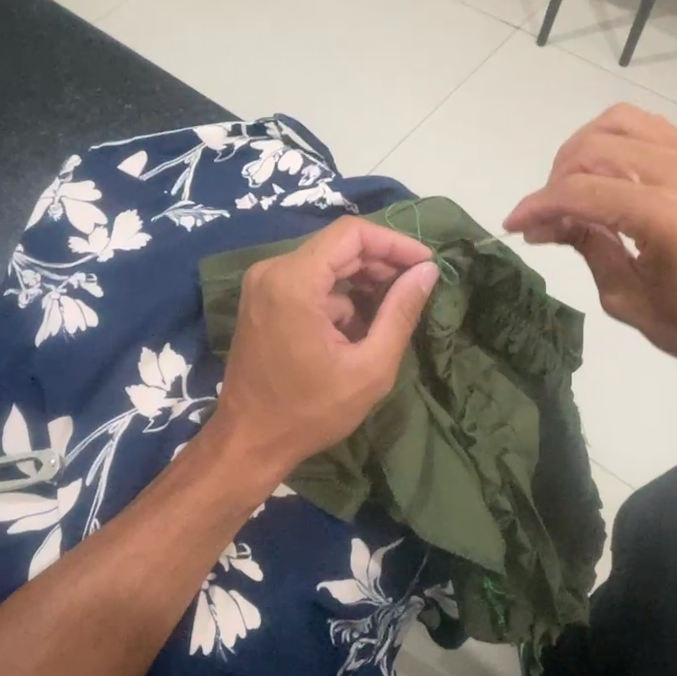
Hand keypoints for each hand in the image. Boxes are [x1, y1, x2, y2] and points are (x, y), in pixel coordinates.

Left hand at [210, 217, 439, 480]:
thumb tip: (428, 271)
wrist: (248, 441)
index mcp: (294, 281)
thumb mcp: (369, 368)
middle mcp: (273, 271)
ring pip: (326, 263)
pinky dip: (340, 296)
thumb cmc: (309, 412)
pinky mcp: (263, 300)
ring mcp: (264, 285)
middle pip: (338, 246)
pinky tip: (361, 328)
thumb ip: (400, 313)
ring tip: (394, 308)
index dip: (394, 242)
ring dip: (362, 280)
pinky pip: (310, 282)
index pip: (352, 233)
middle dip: (381, 262)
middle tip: (416, 286)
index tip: (426, 262)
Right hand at [504, 104, 676, 392]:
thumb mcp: (632, 301)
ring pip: (624, 122)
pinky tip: (612, 179)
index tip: (514, 224)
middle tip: (548, 213)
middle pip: (597, 145)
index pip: (581, 191)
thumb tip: (546, 225)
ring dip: (587, 149)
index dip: (538, 204)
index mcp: (667, 218)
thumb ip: (588, 249)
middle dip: (558, 175)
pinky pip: (654, 130)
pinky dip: (620, 144)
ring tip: (575, 187)